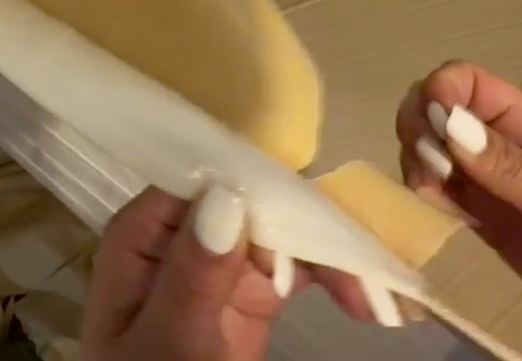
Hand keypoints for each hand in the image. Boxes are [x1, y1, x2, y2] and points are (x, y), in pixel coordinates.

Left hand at [81, 186, 378, 360]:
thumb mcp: (167, 345)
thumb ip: (193, 277)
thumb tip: (227, 194)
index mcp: (145, 231)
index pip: (204, 178)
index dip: (257, 178)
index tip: (311, 199)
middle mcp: (183, 233)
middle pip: (250, 196)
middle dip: (308, 217)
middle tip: (365, 252)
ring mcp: (217, 260)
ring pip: (280, 227)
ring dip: (330, 248)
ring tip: (375, 290)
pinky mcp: (248, 290)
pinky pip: (294, 265)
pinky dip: (330, 274)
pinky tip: (361, 297)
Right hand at [397, 62, 521, 360]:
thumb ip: (506, 164)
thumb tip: (445, 120)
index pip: (468, 80)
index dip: (440, 93)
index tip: (433, 129)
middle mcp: (504, 140)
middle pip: (439, 108)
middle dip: (420, 127)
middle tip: (430, 170)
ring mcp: (493, 178)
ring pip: (432, 146)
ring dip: (418, 161)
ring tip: (431, 194)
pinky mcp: (487, 214)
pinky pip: (441, 188)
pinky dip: (424, 191)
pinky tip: (431, 208)